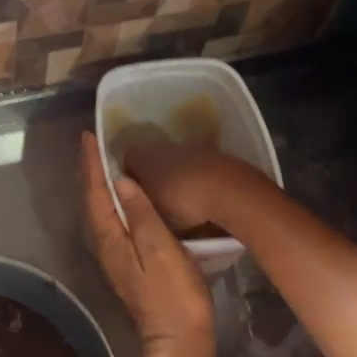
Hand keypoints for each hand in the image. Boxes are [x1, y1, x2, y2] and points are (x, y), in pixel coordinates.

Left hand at [79, 133, 213, 354]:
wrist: (179, 342)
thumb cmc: (174, 293)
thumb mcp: (160, 248)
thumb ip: (140, 212)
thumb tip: (120, 180)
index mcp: (110, 238)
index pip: (94, 192)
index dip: (90, 163)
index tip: (86, 136)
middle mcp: (105, 246)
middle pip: (91, 201)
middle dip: (89, 171)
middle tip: (91, 144)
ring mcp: (115, 258)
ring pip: (99, 212)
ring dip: (97, 186)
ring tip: (102, 164)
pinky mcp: (127, 266)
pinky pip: (110, 222)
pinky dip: (110, 203)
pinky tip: (123, 200)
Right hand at [121, 143, 271, 235]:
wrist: (229, 191)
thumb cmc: (180, 202)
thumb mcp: (150, 212)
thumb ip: (136, 206)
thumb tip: (130, 202)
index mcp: (142, 155)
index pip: (126, 162)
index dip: (127, 182)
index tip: (132, 202)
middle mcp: (164, 145)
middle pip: (152, 163)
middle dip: (154, 182)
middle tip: (157, 208)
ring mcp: (193, 148)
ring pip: (178, 166)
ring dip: (178, 182)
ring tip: (184, 210)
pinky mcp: (216, 156)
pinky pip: (199, 171)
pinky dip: (199, 184)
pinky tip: (205, 205)